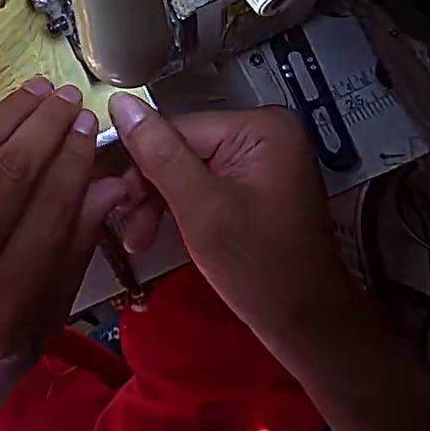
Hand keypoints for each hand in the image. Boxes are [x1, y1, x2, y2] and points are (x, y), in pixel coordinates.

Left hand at [0, 78, 122, 430]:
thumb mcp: (39, 327)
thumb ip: (73, 251)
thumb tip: (109, 183)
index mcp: (0, 308)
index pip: (49, 207)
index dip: (74, 156)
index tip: (89, 124)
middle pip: (8, 171)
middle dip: (45, 124)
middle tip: (66, 96)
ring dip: (6, 113)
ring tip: (34, 90)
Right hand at [101, 95, 356, 340]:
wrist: (308, 326)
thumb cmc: (262, 270)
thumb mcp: (201, 208)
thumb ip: (159, 154)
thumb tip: (123, 104)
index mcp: (261, 127)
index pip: (178, 129)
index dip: (144, 164)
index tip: (121, 201)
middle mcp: (265, 132)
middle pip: (181, 147)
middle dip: (152, 188)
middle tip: (132, 227)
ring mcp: (262, 157)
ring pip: (187, 166)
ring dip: (160, 200)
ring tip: (141, 236)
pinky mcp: (255, 181)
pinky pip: (204, 180)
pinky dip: (181, 205)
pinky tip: (163, 230)